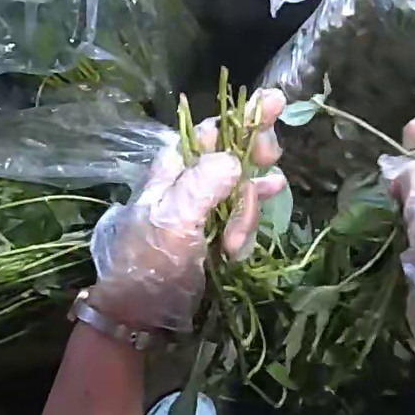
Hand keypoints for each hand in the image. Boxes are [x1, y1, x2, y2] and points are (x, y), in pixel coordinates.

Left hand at [85, 90, 287, 331]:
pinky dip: (254, 211)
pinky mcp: (215, 228)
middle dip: (253, 159)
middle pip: (233, 153)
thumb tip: (235, 159)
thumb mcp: (172, 221)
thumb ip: (202, 185)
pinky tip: (274, 195)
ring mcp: (205, 205)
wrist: (140, 312)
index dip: (242, 116)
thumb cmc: (149, 262)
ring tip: (231, 245)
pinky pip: (243, 209)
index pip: (210, 130)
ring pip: (243, 187)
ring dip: (246, 211)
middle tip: (270, 161)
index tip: (274, 103)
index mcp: (173, 169)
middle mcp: (190, 181)